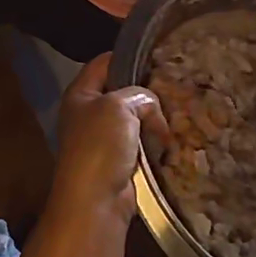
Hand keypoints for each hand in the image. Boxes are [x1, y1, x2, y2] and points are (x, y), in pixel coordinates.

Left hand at [51, 55, 163, 219]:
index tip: (154, 55)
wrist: (96, 201)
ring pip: (133, 116)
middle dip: (145, 90)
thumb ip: (139, 93)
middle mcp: (88, 113)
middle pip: (121, 90)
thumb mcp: (120, 105)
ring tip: (175, 113)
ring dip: (152, 117)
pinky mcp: (117, 159)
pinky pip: (139, 140)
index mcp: (80, 94)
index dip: (126, 56)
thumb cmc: (100, 145)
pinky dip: (153, 139)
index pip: (103, 63)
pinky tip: (169, 138)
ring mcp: (102, 138)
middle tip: (171, 85)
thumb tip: (150, 105)